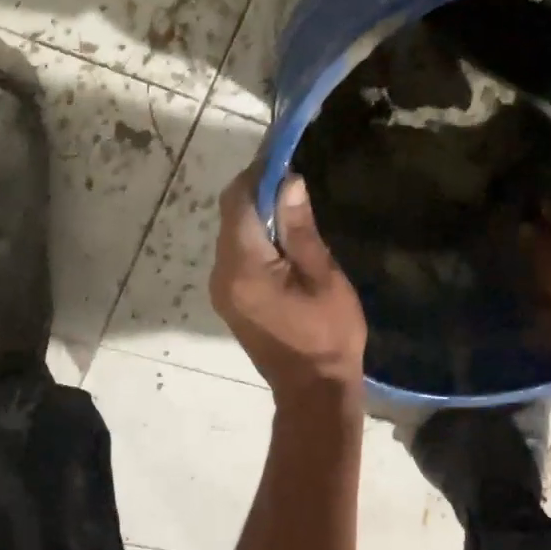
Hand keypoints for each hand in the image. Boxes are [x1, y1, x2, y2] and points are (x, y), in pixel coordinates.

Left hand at [210, 170, 366, 410]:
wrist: (313, 394)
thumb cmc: (329, 336)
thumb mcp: (323, 277)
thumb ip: (300, 229)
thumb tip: (288, 181)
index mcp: (244, 267)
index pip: (239, 203)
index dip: (257, 174)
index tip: (281, 155)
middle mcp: (222, 274)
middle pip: (230, 215)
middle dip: (256, 190)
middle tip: (290, 174)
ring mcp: (222, 289)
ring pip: (231, 233)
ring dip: (255, 212)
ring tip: (290, 199)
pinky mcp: (229, 299)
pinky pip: (235, 254)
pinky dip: (253, 236)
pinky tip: (280, 234)